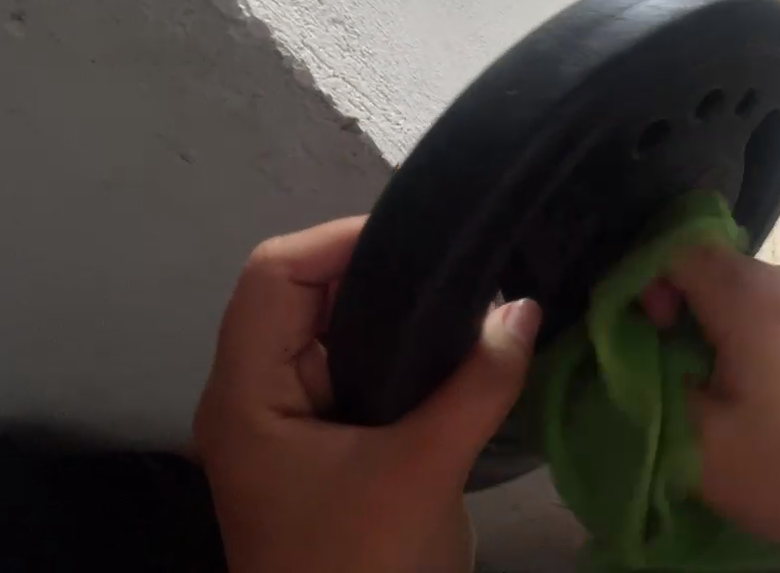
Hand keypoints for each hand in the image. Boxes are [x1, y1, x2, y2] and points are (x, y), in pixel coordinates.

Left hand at [193, 217, 541, 572]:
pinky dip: (425, 331)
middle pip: (312, 286)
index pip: (273, 275)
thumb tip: (527, 307)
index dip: (340, 240)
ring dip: (413, 297)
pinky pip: (381, 352)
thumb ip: (479, 384)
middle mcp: (269, 390)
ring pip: (351, 318)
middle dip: (389, 262)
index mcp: (251, 395)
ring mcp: (308, 410)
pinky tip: (474, 332)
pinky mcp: (350, 426)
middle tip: (467, 257)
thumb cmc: (359, 568)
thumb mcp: (423, 472)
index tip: (426, 242)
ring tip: (479, 285)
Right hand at [644, 247, 779, 569]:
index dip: (645, 287)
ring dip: (700, 326)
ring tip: (697, 387)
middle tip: (663, 372)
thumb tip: (638, 352)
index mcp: (747, 294)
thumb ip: (653, 385)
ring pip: (728, 288)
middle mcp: (778, 280)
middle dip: (670, 309)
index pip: (675, 252)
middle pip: (703, 266)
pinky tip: (735, 387)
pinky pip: (755, 307)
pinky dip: (729, 333)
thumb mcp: (700, 440)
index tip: (645, 341)